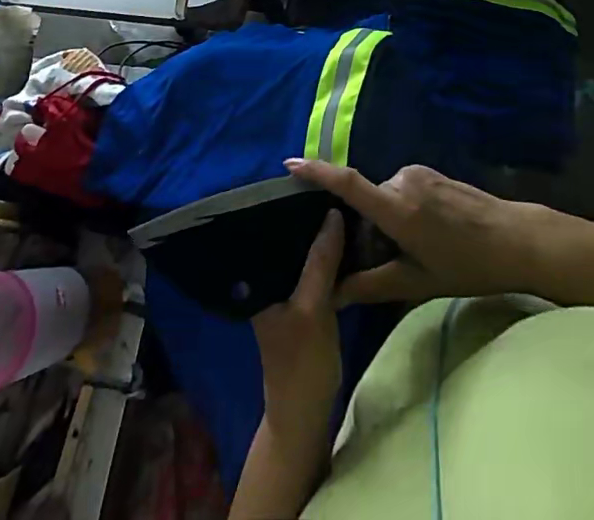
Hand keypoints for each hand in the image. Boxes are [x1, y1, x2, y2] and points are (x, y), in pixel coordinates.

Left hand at [250, 210, 345, 438]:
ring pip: (298, 254)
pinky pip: (310, 270)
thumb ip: (321, 262)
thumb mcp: (313, 307)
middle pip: (282, 241)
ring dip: (314, 237)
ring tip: (333, 207)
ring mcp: (282, 292)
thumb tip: (332, 214)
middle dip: (301, 220)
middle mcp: (263, 280)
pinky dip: (323, 257)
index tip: (300, 182)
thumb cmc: (301, 360)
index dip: (279, 209)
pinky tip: (339, 242)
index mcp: (255, 279)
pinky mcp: (300, 302)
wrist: (305, 411)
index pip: (263, 233)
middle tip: (324, 190)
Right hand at [285, 159, 559, 305]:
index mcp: (397, 209)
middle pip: (366, 200)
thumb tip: (332, 295)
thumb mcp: (419, 282)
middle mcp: (403, 182)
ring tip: (413, 249)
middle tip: (383, 258)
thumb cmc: (469, 265)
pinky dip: (401, 209)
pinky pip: (401, 189)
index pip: (348, 184)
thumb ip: (372, 285)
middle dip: (365, 226)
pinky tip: (427, 233)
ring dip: (385, 219)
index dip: (317, 172)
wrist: (521, 240)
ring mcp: (418, 174)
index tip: (289, 163)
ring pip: (384, 196)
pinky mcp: (430, 172)